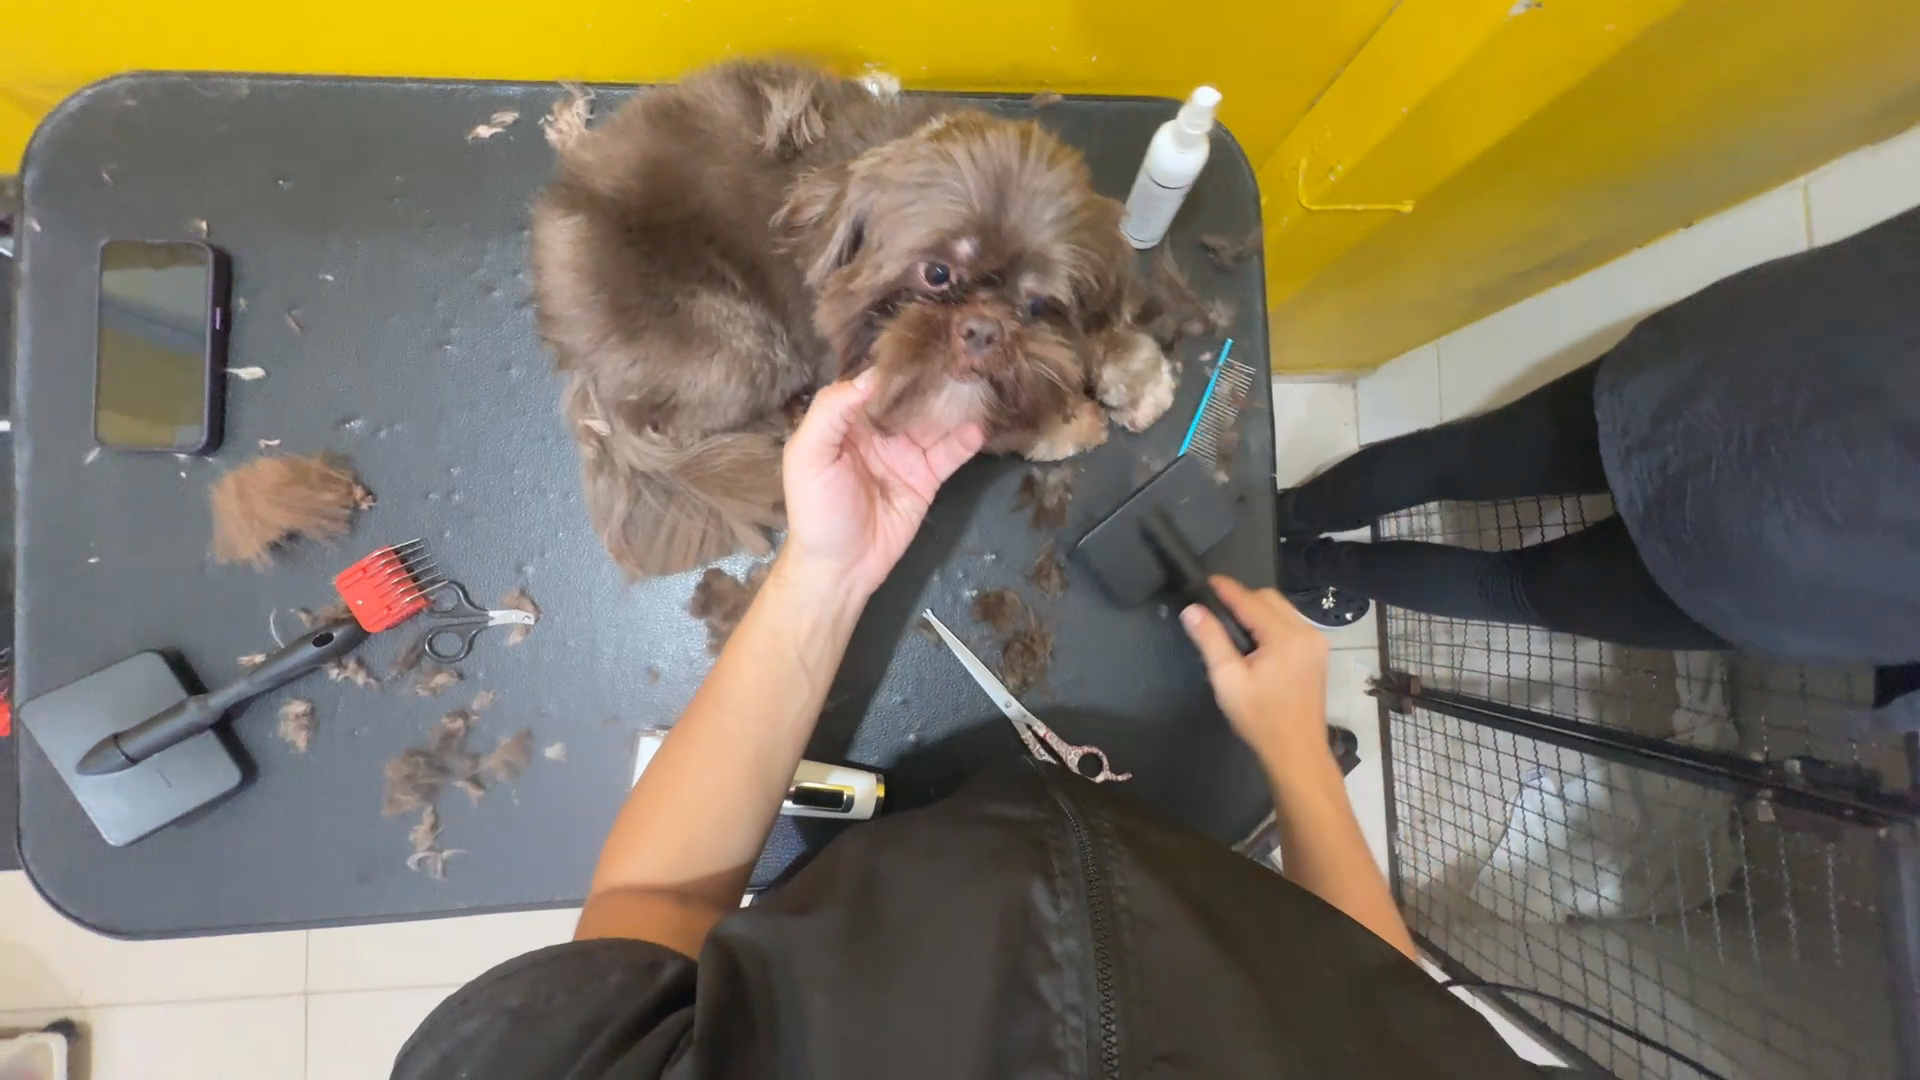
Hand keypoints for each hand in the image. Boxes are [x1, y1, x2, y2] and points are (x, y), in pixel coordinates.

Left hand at [779, 373, 984, 598]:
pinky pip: (949, 454)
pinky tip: (977, 429)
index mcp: (846, 420)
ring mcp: (905, 454)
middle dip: (933, 378)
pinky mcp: (926, 478)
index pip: (873, 382)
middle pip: (910, 396)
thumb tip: (871, 376)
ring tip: (977, 383)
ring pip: (934, 421)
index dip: (895, 363)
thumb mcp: (807, 456)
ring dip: (954, 404)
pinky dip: (965, 441)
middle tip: (961, 354)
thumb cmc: (816, 510)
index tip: (921, 343)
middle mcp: (878, 430)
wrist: (839, 567)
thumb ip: (831, 412)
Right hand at [1180, 576, 1330, 770]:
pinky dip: (1270, 623)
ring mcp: (1316, 644)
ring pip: (1282, 609)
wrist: (1296, 751)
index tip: (1206, 581)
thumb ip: (1210, 639)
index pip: (1250, 600)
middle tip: (1215, 611)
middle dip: (1242, 598)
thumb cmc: (1259, 718)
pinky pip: (1291, 624)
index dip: (1226, 589)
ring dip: (1257, 610)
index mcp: (1285, 637)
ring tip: (1231, 626)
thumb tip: (1192, 610)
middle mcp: (1306, 633)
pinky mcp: (1317, 654)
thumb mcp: (1227, 679)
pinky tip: (1254, 641)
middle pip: (1270, 598)